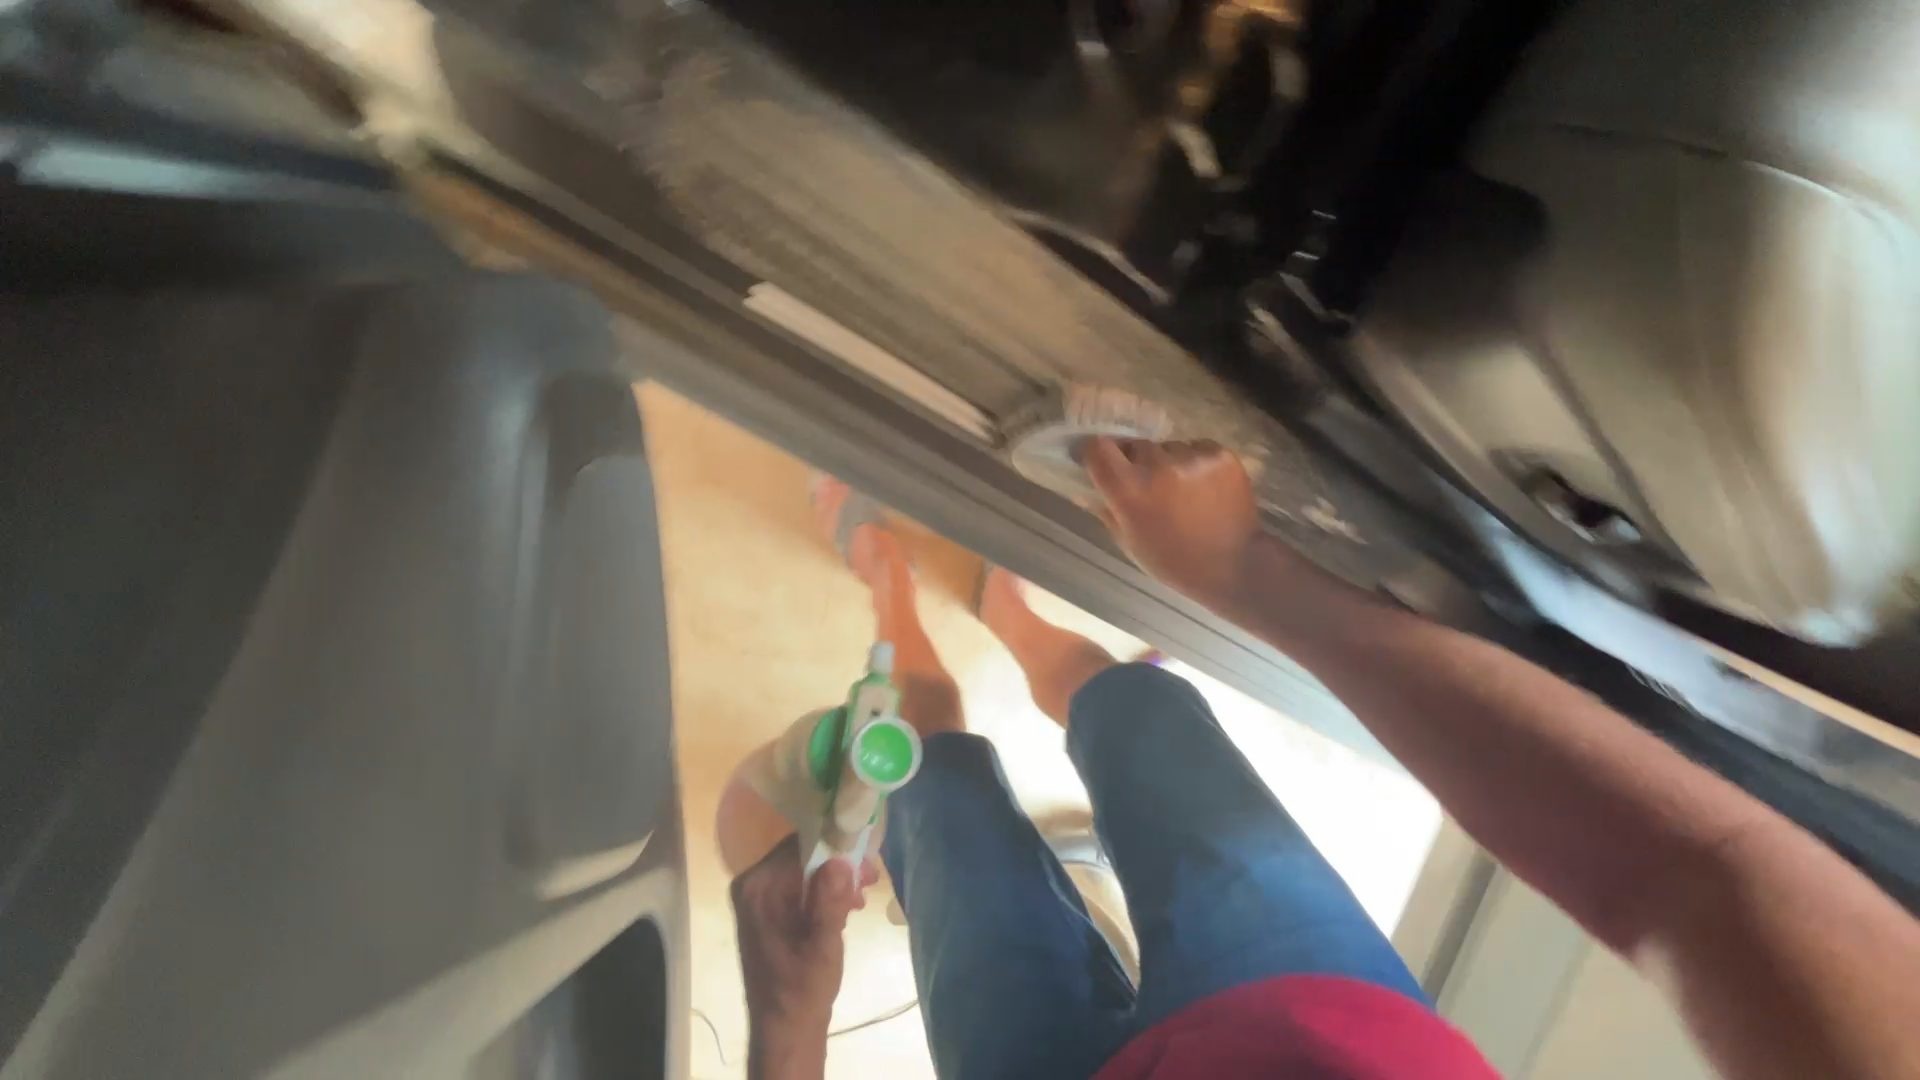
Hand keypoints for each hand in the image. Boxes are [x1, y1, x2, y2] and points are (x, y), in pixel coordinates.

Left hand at [731, 836, 871, 1036]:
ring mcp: (755, 895)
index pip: (802, 845)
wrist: (784, 1027)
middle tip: (868, 881)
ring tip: (858, 898)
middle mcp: (752, 884)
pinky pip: (796, 880)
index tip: (867, 866)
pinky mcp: (763, 907)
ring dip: (833, 876)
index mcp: (761, 888)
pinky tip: (842, 906)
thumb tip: (839, 861)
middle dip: (838, 863)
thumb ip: (828, 901)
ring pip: (802, 866)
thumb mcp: (823, 945)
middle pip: (801, 852)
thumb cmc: (805, 988)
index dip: (838, 849)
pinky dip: (820, 888)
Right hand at [1083, 437, 1261, 609]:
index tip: (1098, 461)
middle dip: (1135, 462)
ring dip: (1168, 463)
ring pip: (1168, 448)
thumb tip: (1082, 488)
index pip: (1097, 447)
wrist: (1233, 565)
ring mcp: (1192, 457)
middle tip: (1148, 486)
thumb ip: (1104, 508)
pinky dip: (1196, 462)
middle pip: (1134, 446)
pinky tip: (1204, 488)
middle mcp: (1158, 465)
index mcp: (1129, 489)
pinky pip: (1196, 448)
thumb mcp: (1128, 541)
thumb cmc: (1172, 560)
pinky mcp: (1220, 454)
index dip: (1095, 453)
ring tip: (1182, 491)